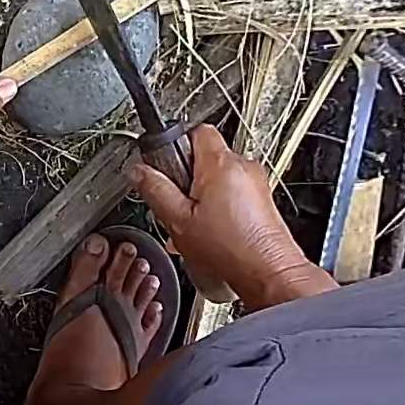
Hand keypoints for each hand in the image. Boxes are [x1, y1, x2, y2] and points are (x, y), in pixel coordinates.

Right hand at [129, 126, 337, 308]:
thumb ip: (155, 190)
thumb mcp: (178, 220)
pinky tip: (207, 228)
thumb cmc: (228, 249)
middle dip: (184, 178)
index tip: (163, 167)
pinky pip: (230, 191)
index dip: (175, 146)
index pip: (196, 132)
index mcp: (221, 165)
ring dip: (198, 195)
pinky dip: (215, 205)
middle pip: (203, 157)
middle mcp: (243, 167)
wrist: (266, 272)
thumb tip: (138, 171)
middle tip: (176, 203)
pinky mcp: (260, 199)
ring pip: (215, 177)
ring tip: (192, 221)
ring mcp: (254, 183)